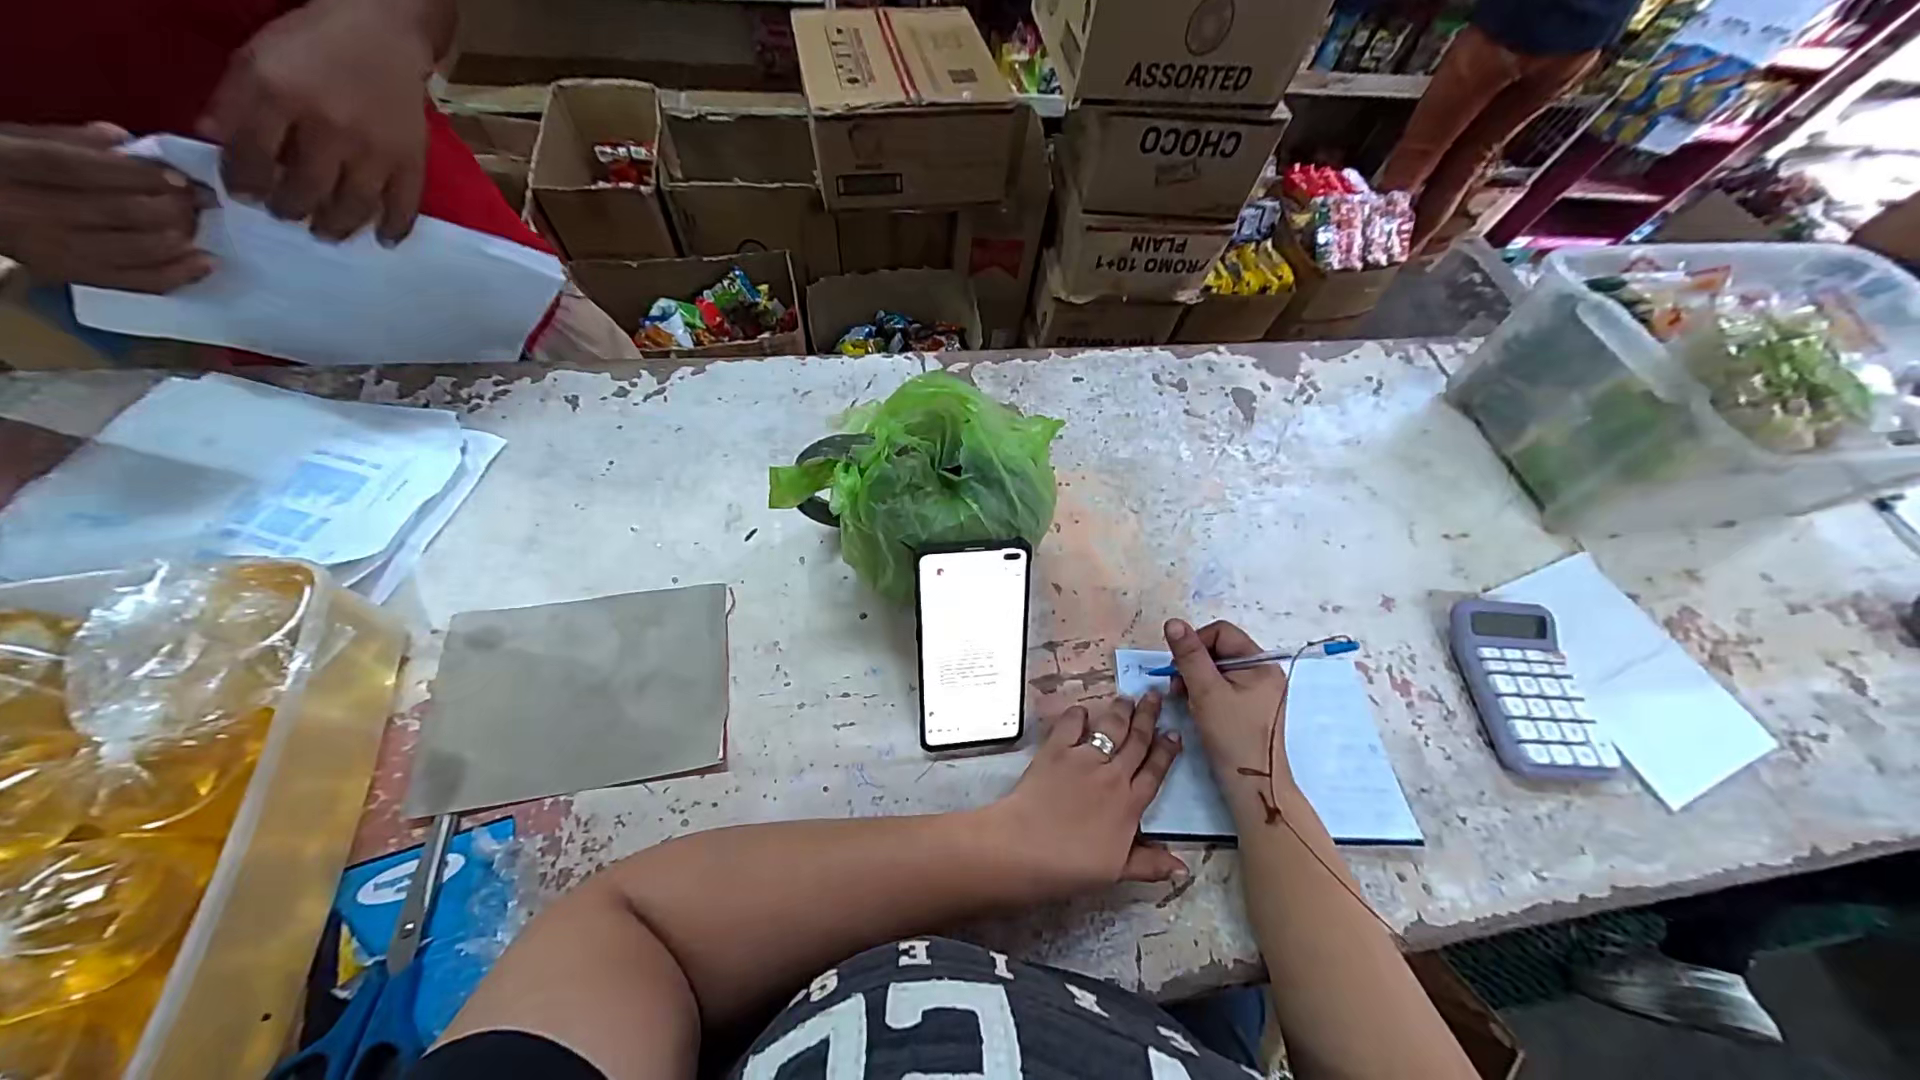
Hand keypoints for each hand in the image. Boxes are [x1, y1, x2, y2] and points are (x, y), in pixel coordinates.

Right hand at [0, 123, 211, 292]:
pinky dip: (180, 272)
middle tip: (200, 202)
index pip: (75, 168)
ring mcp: (50, 250)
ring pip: (135, 247)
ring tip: (200, 225)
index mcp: (2, 165)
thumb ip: (63, 140)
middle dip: (171, 207)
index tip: (180, 178)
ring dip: (180, 237)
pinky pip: (137, 280)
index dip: (136, 174)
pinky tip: (206, 260)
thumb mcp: (7, 143)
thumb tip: (121, 138)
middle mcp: (24, 210)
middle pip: (117, 210)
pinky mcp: (73, 277)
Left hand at [198, 0, 435, 243]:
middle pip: (305, 186)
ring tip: (325, 233)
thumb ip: (235, 102)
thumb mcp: (256, 60)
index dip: (242, 180)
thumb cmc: (313, 46)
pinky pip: (405, 205)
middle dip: (290, 207)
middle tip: (285, 215)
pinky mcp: (412, 162)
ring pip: (353, 203)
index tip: (242, 197)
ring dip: (336, 224)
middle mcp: (329, 128)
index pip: (251, 152)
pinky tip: (384, 241)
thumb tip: (216, 145)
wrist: (382, 36)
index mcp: (281, 95)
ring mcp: (377, 151)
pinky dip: (395, 227)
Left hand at [985, 696, 1185, 898]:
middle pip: (1137, 741)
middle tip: (1156, 697)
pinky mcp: (1056, 750)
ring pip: (1110, 728)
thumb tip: (1183, 869)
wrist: (1025, 846)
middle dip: (1149, 717)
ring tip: (1128, 697)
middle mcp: (1112, 776)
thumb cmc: (1071, 865)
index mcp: (1129, 805)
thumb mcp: (1116, 872)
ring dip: (1121, 711)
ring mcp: (1084, 759)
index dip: (1166, 751)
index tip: (1175, 733)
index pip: (1155, 772)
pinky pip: (1071, 725)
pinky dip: (1078, 715)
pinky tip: (1082, 710)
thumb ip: (1149, 864)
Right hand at [1164, 618, 1290, 781]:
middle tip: (1178, 687)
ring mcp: (1258, 691)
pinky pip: (1223, 686)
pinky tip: (1196, 707)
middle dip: (1193, 663)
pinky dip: (1205, 692)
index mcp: (1260, 664)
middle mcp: (1263, 672)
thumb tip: (1173, 622)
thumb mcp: (1205, 691)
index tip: (1179, 667)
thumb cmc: (1231, 734)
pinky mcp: (1250, 707)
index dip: (1195, 643)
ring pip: (1218, 669)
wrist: (1252, 783)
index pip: (1221, 633)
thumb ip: (1189, 655)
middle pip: (1219, 649)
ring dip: (1195, 678)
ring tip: (1184, 699)